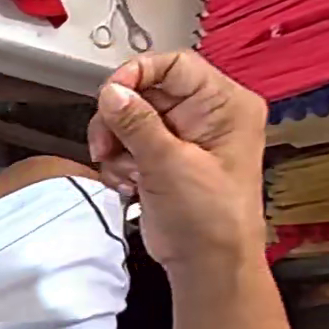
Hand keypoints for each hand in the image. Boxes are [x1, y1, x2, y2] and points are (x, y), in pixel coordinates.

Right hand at [86, 51, 267, 275]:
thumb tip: (110, 91)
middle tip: (106, 147)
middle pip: (142, 92)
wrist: (205, 263)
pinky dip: (117, 162)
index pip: (174, 65)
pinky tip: (130, 183)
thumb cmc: (209, 218)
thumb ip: (136, 123)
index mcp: (223, 105)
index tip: (108, 97)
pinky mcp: (159, 156)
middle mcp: (202, 115)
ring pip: (125, 118)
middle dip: (117, 121)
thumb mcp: (170, 164)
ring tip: (125, 173)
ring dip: (113, 146)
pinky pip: (123, 143)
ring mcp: (179, 136)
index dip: (136, 75)